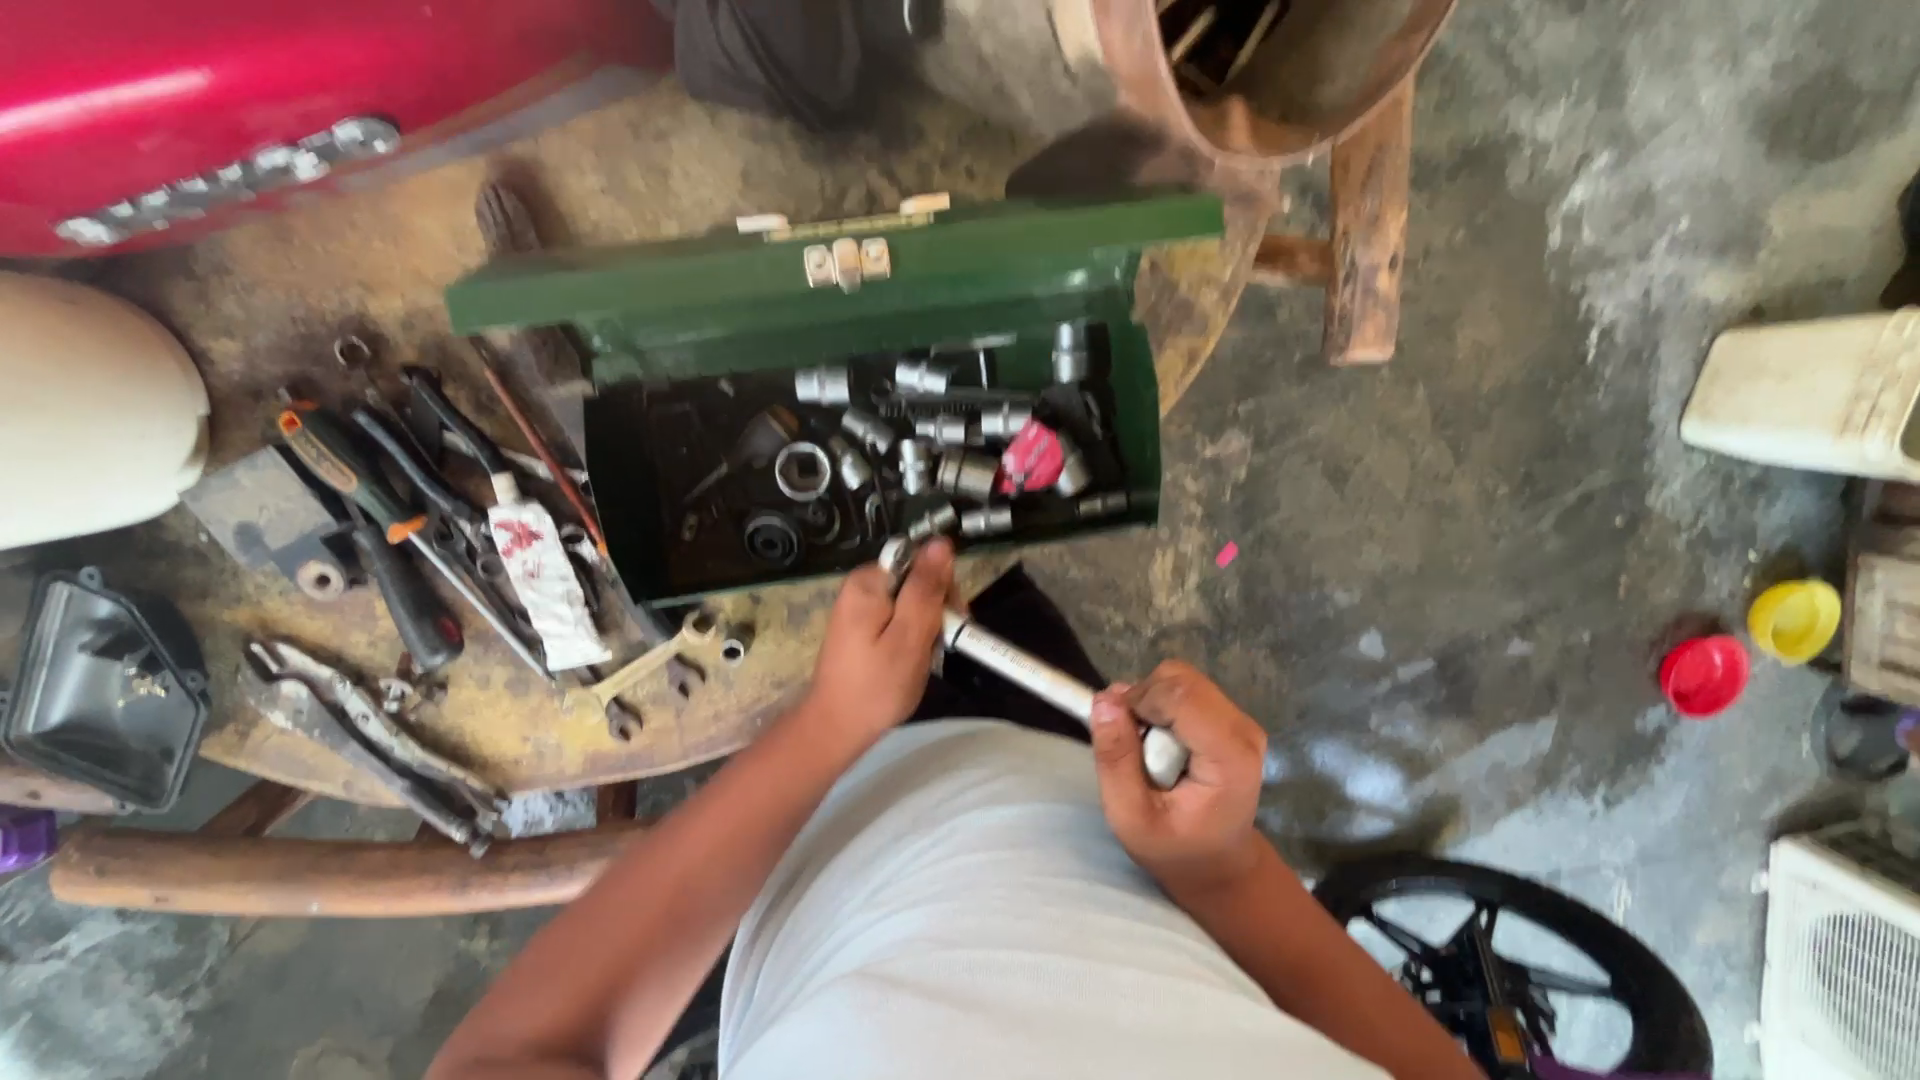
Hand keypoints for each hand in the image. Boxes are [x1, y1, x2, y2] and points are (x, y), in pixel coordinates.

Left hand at [797, 538, 955, 750]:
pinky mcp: (863, 628)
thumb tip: (941, 542)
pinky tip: (914, 660)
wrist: (838, 728)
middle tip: (940, 645)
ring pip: (912, 602)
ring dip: (928, 627)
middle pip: (917, 579)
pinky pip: (899, 619)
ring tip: (926, 658)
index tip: (950, 619)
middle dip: (936, 609)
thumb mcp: (910, 636)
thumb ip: (926, 588)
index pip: (920, 560)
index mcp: (869, 582)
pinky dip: (913, 637)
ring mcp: (860, 608)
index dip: (942, 586)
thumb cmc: (876, 686)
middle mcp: (861, 587)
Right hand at [1090, 661, 1266, 898]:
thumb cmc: (1174, 849)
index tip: (1119, 735)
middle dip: (1143, 700)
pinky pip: (1186, 690)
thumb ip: (1116, 760)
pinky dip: (1161, 706)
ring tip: (1144, 746)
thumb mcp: (1130, 818)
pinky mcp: (1231, 719)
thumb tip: (1105, 700)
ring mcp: (1241, 722)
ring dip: (1150, 702)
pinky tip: (1158, 742)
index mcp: (1228, 757)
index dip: (1139, 703)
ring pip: (1180, 679)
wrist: (1218, 864)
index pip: (1180, 695)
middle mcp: (1243, 730)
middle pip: (1180, 680)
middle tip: (1130, 743)